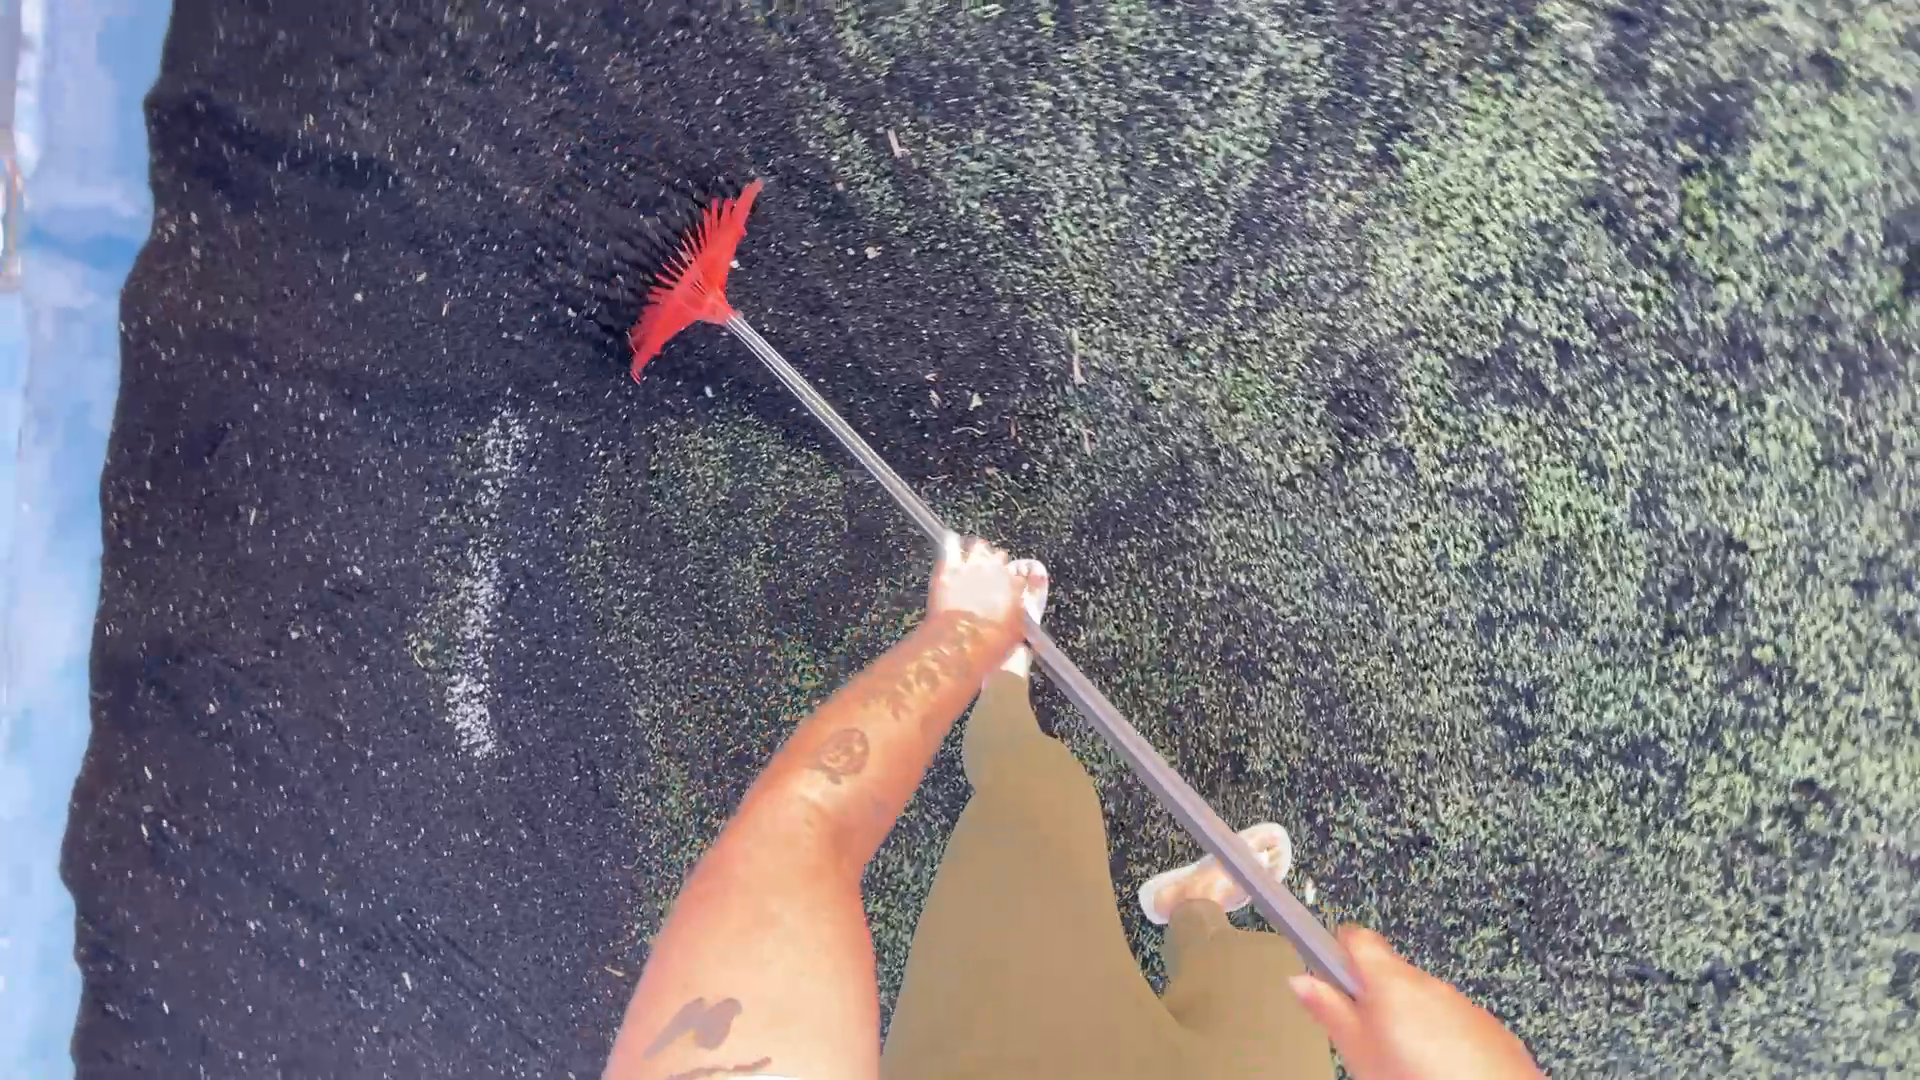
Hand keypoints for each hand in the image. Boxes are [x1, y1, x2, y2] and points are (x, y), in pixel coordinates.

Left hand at [926, 533, 1027, 637]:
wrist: (962, 641)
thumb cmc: (990, 642)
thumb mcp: (1016, 632)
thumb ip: (1020, 616)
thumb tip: (1019, 614)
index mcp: (1016, 585)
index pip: (1020, 575)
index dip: (1012, 582)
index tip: (1007, 590)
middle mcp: (997, 570)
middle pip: (1000, 557)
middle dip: (995, 564)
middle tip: (988, 576)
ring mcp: (973, 566)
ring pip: (979, 546)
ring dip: (977, 552)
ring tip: (972, 559)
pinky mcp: (950, 566)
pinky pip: (951, 544)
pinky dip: (952, 543)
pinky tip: (952, 545)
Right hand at [1290, 926, 1542, 1079]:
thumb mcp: (1360, 1054)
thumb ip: (1329, 1011)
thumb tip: (1299, 979)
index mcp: (1389, 979)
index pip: (1357, 937)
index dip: (1340, 952)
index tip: (1335, 978)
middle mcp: (1428, 981)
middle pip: (1390, 972)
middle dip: (1377, 997)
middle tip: (1370, 1038)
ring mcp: (1465, 1004)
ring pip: (1424, 999)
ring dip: (1412, 1018)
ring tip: (1410, 1064)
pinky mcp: (1496, 1032)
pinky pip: (1458, 1022)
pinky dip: (1447, 1039)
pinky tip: (1445, 1072)